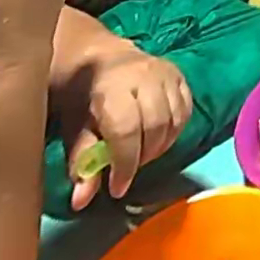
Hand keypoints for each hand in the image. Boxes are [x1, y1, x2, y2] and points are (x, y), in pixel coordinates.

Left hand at [58, 43, 192, 208]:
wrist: (101, 59)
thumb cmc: (83, 97)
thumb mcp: (73, 129)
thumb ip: (81, 163)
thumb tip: (82, 201)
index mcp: (113, 86)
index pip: (127, 129)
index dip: (124, 164)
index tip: (117, 188)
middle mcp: (145, 74)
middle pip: (156, 124)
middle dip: (143, 156)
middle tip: (128, 169)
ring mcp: (166, 71)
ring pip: (175, 118)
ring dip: (160, 145)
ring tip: (141, 154)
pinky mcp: (179, 74)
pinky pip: (186, 109)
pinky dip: (175, 130)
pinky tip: (158, 139)